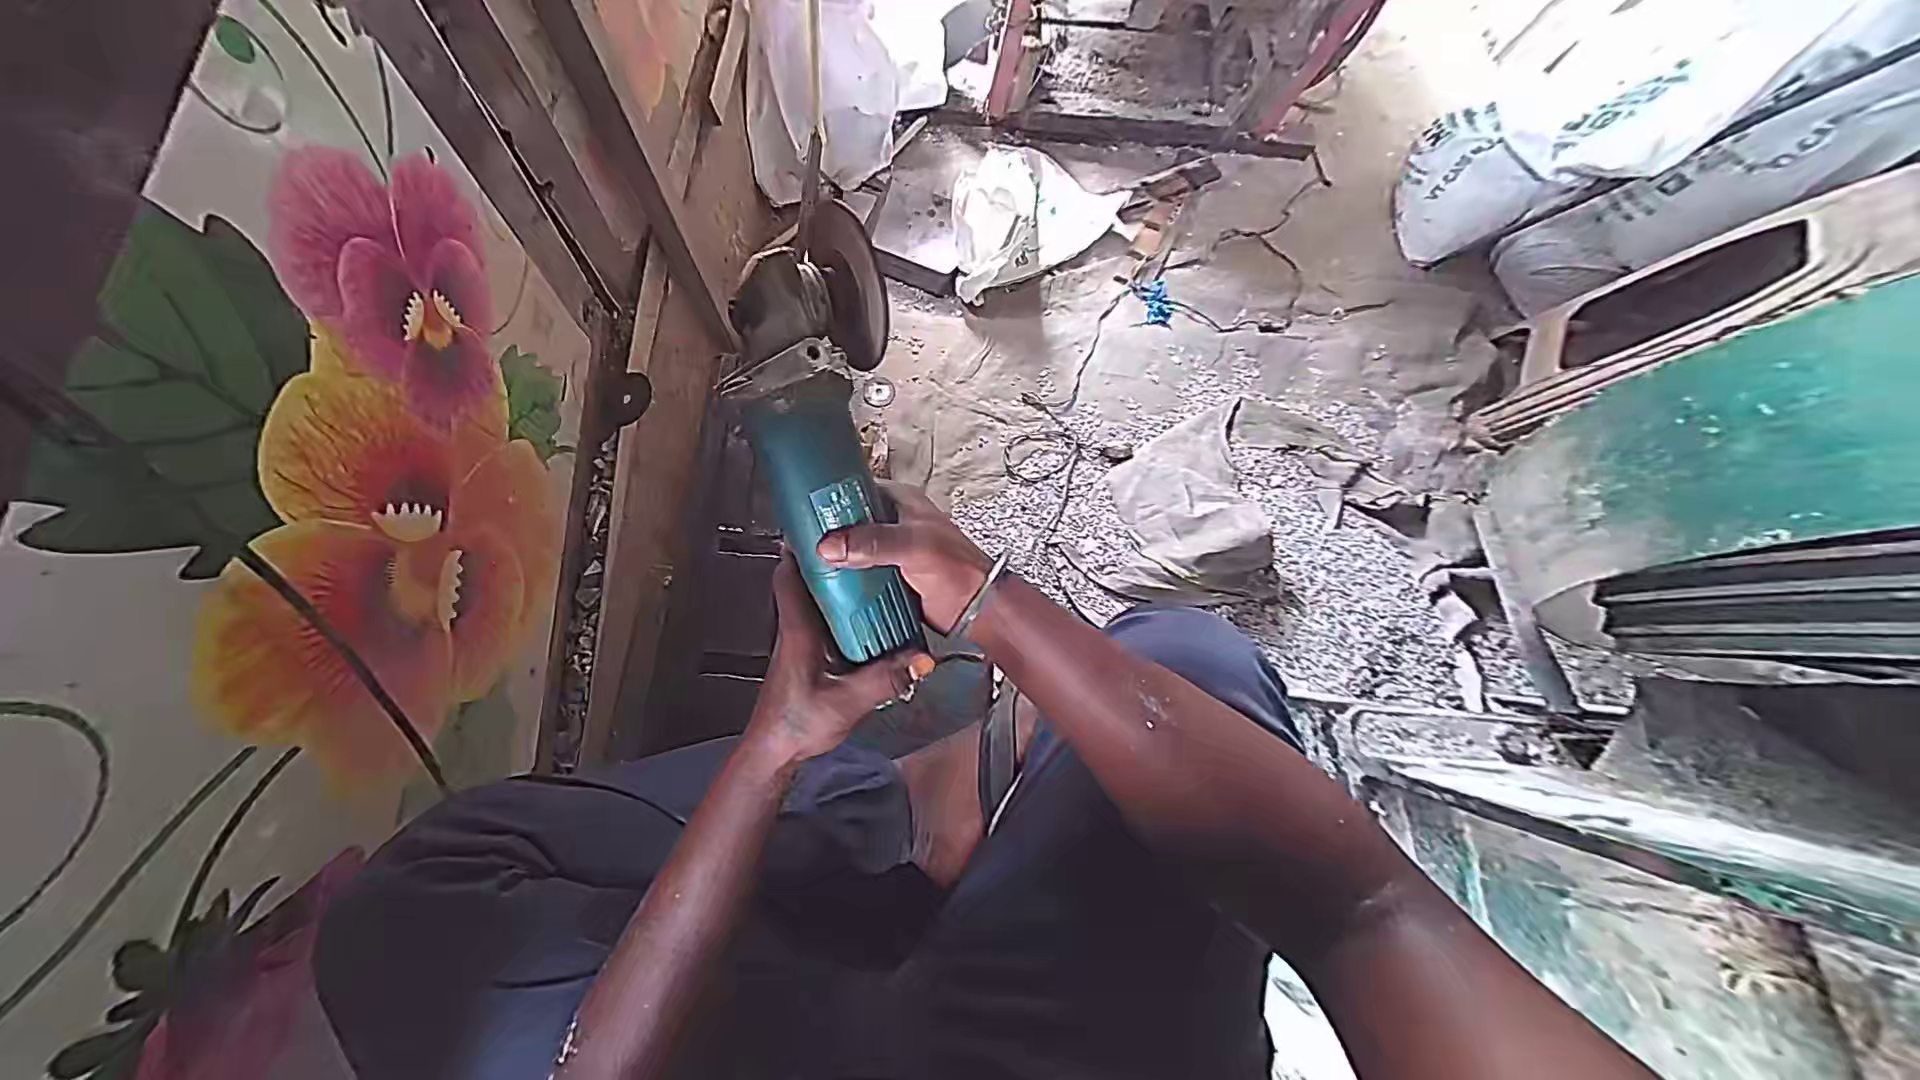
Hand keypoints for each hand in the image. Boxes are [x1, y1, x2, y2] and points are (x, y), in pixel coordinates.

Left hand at [748, 550, 934, 761]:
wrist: (774, 753)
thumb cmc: (795, 725)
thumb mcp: (846, 703)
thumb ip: (884, 680)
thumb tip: (920, 659)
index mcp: (798, 632)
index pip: (789, 578)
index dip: (799, 549)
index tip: (818, 526)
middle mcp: (796, 631)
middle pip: (805, 582)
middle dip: (826, 560)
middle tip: (854, 543)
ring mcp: (800, 644)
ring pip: (815, 601)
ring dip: (835, 584)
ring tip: (867, 571)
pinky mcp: (808, 657)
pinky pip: (824, 622)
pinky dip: (842, 611)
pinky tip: (867, 616)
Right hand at [815, 481, 992, 634]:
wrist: (975, 608)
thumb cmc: (960, 571)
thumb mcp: (915, 547)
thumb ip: (875, 542)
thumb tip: (833, 544)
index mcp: (902, 503)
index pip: (857, 490)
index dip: (832, 498)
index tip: (805, 508)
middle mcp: (894, 524)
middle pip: (849, 522)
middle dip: (827, 532)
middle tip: (802, 540)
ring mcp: (890, 551)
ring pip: (851, 548)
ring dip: (834, 557)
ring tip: (807, 562)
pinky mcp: (887, 577)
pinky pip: (858, 573)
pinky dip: (843, 578)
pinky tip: (827, 584)